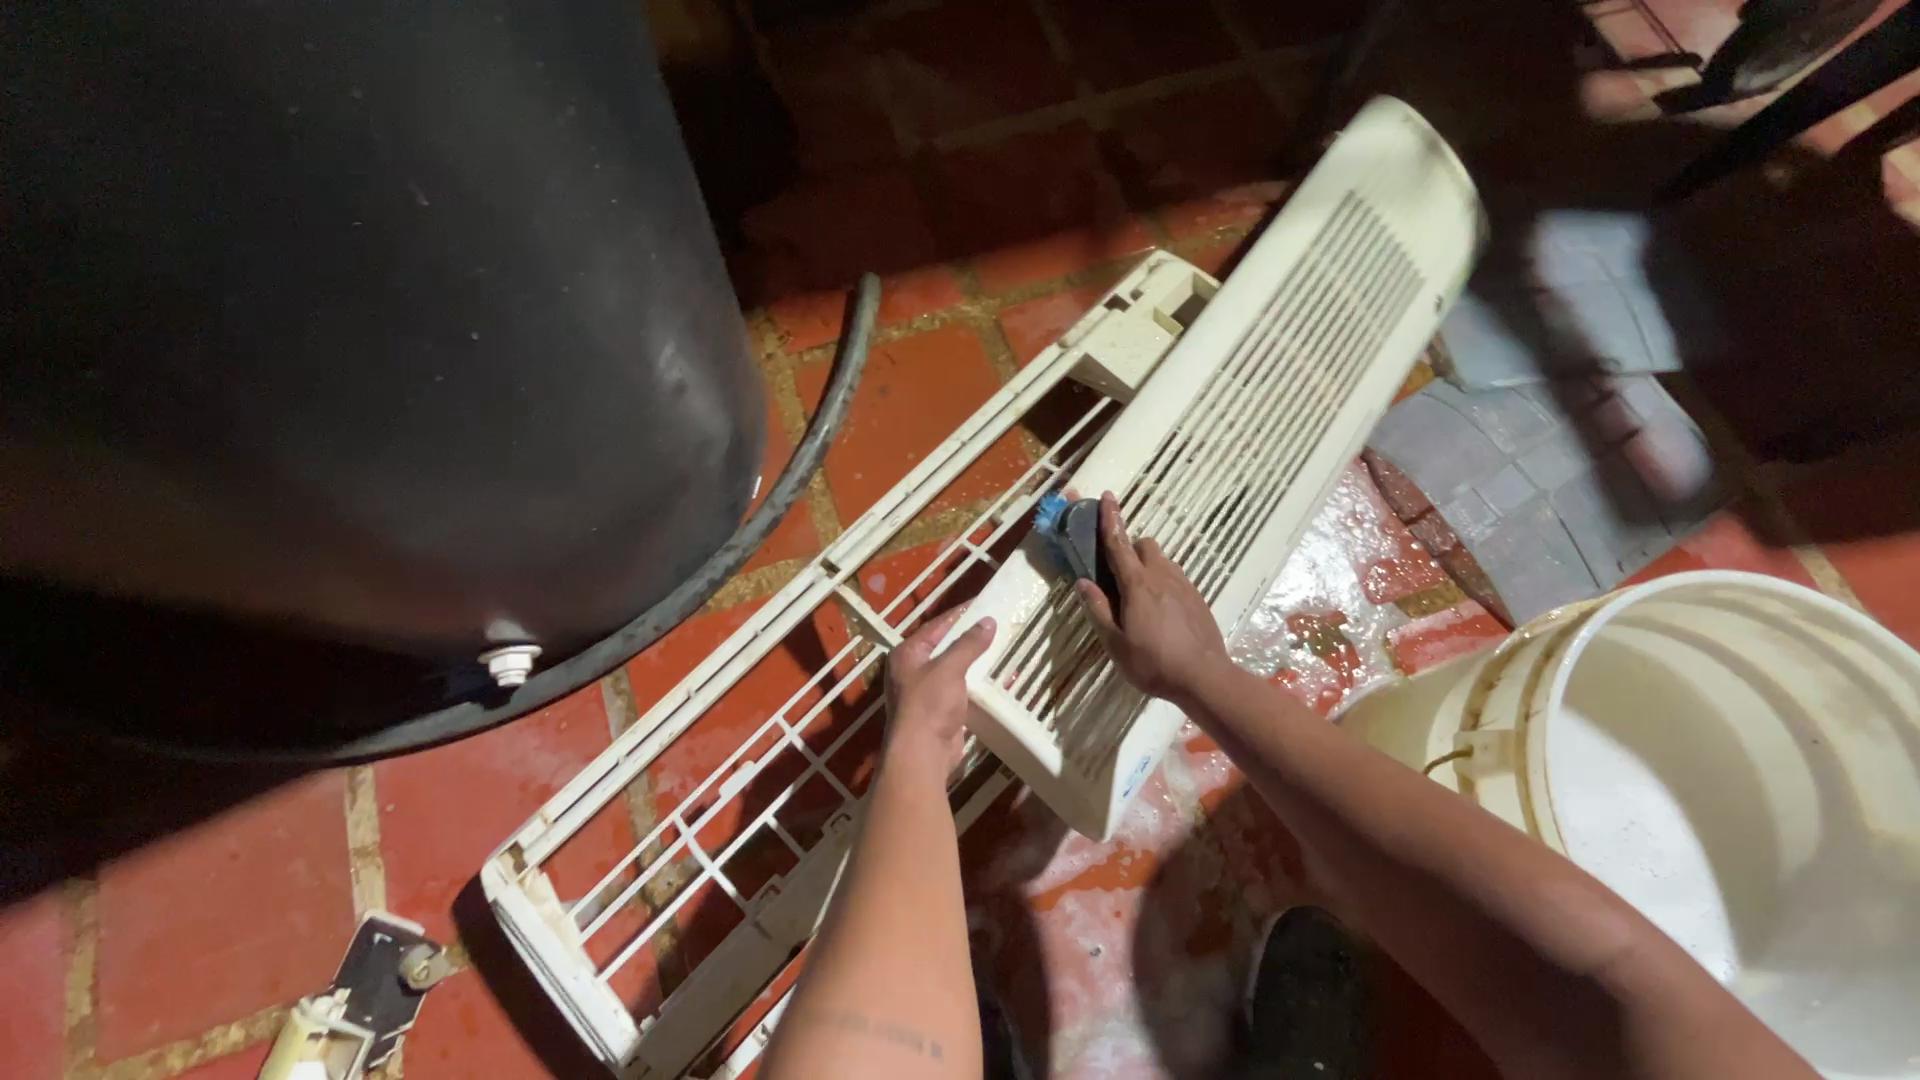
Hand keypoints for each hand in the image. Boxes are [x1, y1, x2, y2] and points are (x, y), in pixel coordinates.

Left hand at [883, 606, 995, 769]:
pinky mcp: (939, 710)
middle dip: (969, 638)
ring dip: (974, 661)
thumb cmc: (929, 704)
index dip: (960, 615)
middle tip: (996, 624)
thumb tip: (988, 621)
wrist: (922, 753)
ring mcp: (925, 691)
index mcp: (907, 654)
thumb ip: (968, 644)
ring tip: (1000, 646)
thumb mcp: (949, 668)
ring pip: (953, 669)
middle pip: (944, 647)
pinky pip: (960, 689)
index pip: (937, 626)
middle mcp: (912, 669)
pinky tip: (994, 676)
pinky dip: (975, 682)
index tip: (983, 604)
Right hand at [1075, 492, 1233, 706]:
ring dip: (1148, 566)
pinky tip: (1161, 612)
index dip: (1110, 519)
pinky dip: (1164, 583)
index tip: (1107, 496)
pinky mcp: (1198, 598)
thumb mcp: (1115, 643)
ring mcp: (1184, 585)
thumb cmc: (1153, 663)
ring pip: (1163, 561)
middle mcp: (1162, 576)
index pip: (1118, 544)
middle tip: (1119, 575)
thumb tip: (1084, 582)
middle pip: (1145, 545)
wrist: (1205, 678)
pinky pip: (1176, 578)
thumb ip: (1098, 610)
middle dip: (1130, 549)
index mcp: (1137, 585)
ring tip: (1140, 598)